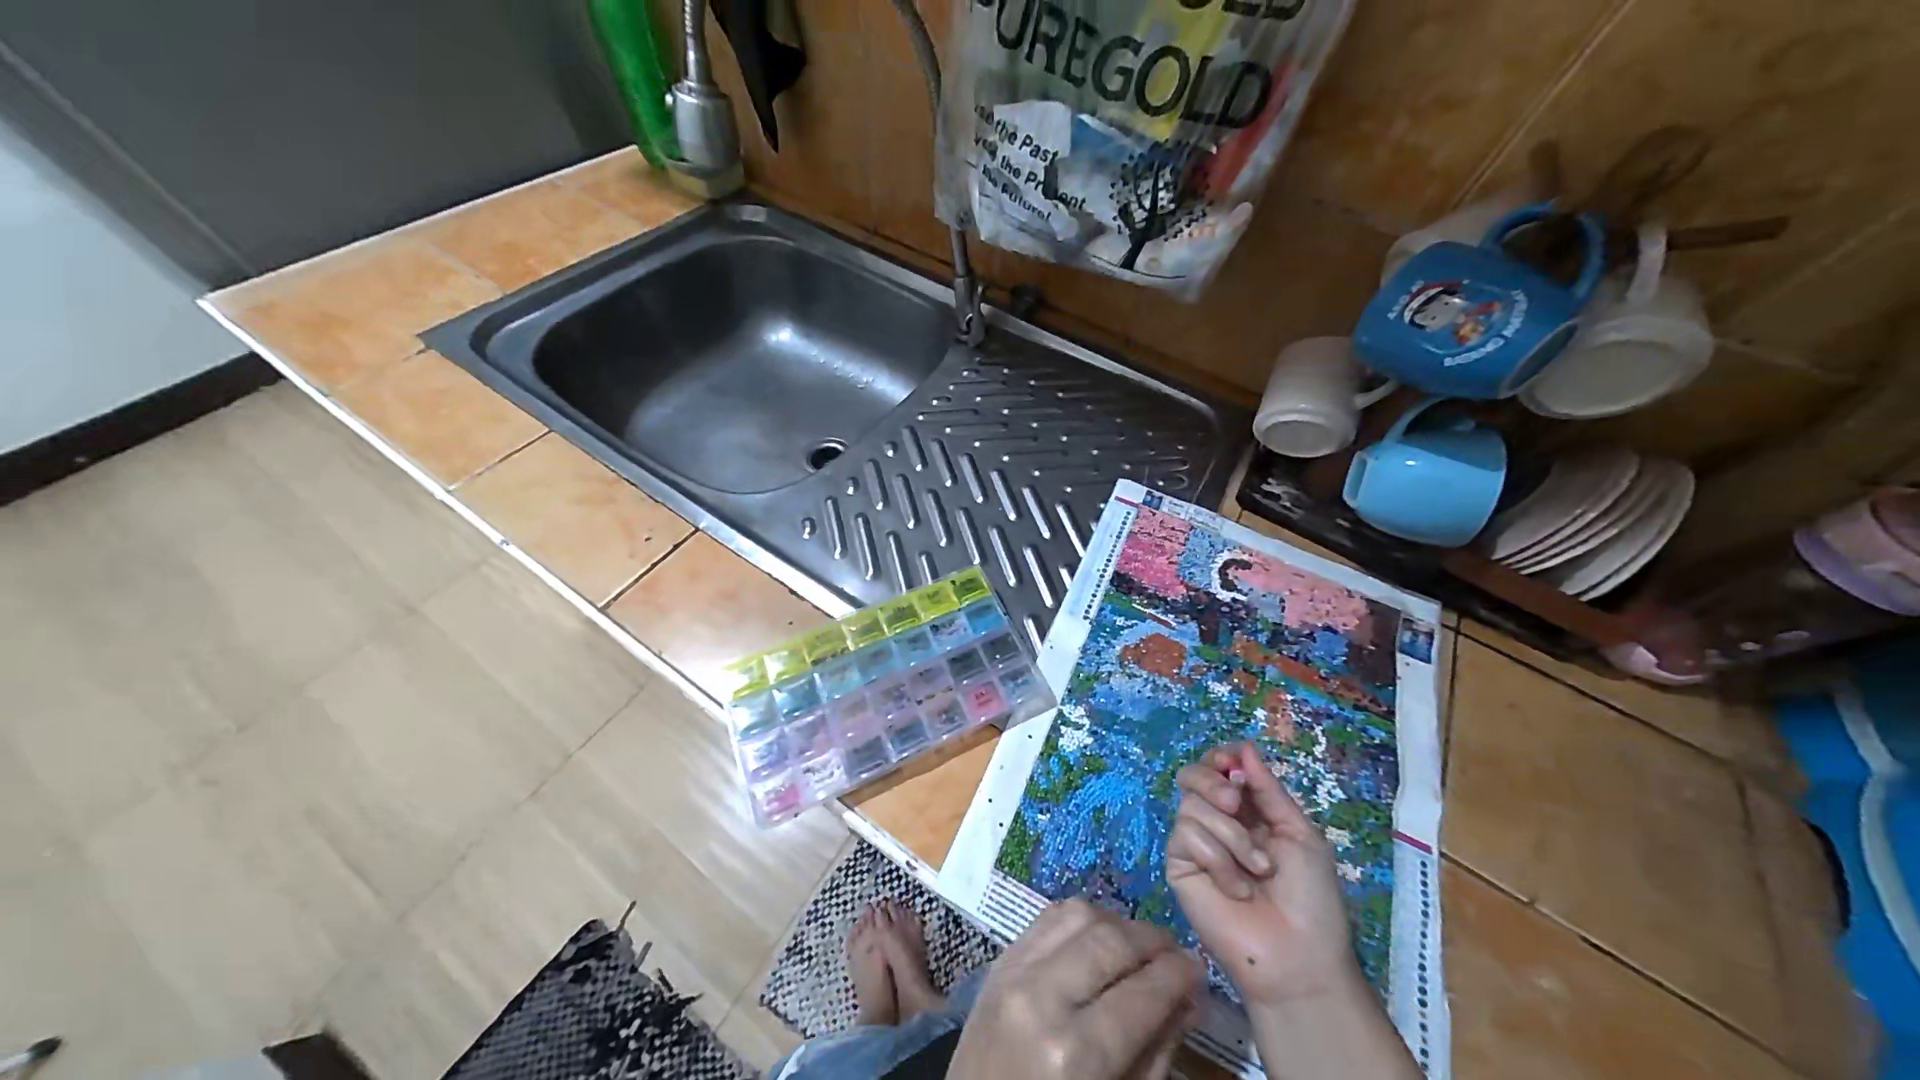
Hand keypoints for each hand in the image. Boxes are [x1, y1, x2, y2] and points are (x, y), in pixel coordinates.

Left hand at [947, 899, 1202, 1079]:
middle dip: (1153, 942)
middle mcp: (1043, 998)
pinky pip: (1048, 916)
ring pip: (1080, 915)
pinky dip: (1081, 918)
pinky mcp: (1000, 959)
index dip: (1178, 975)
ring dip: (1119, 923)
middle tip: (1176, 953)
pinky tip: (1099, 936)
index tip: (1199, 968)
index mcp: (1075, 1052)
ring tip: (1140, 945)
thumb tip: (1188, 997)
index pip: (1142, 993)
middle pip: (1112, 942)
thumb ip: (1156, 1051)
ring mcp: (1015, 970)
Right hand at [1166, 743, 1363, 1007]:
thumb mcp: (1299, 834)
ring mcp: (1194, 843)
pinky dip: (1217, 859)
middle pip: (1192, 776)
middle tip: (1236, 804)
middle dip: (1212, 781)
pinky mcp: (1178, 865)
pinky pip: (1186, 837)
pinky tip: (1235, 888)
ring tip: (1257, 870)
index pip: (1219, 768)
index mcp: (1248, 811)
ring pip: (1191, 805)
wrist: (1298, 957)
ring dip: (1231, 835)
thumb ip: (1268, 790)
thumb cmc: (1311, 900)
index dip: (1221, 758)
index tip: (1231, 760)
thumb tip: (1244, 747)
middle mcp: (1216, 821)